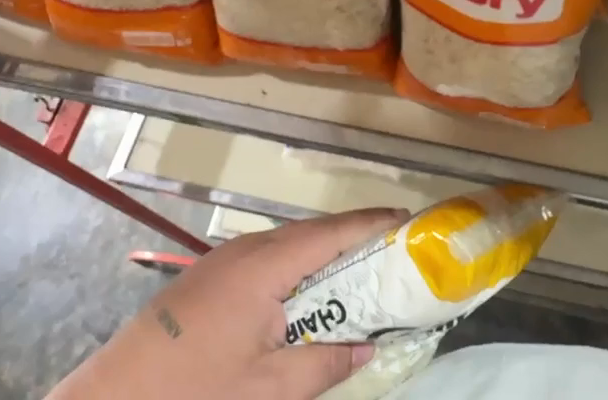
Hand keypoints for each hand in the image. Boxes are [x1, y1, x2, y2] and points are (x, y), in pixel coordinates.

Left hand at [48, 208, 408, 399]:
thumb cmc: (192, 394)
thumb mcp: (266, 390)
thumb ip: (325, 364)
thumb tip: (369, 346)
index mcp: (266, 266)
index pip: (336, 231)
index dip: (377, 224)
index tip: (415, 223)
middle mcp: (247, 250)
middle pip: (316, 233)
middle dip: (359, 240)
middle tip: (400, 256)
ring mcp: (224, 261)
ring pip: (291, 246)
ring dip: (328, 257)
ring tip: (364, 278)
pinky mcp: (208, 280)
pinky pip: (269, 262)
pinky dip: (300, 272)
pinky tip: (309, 301)